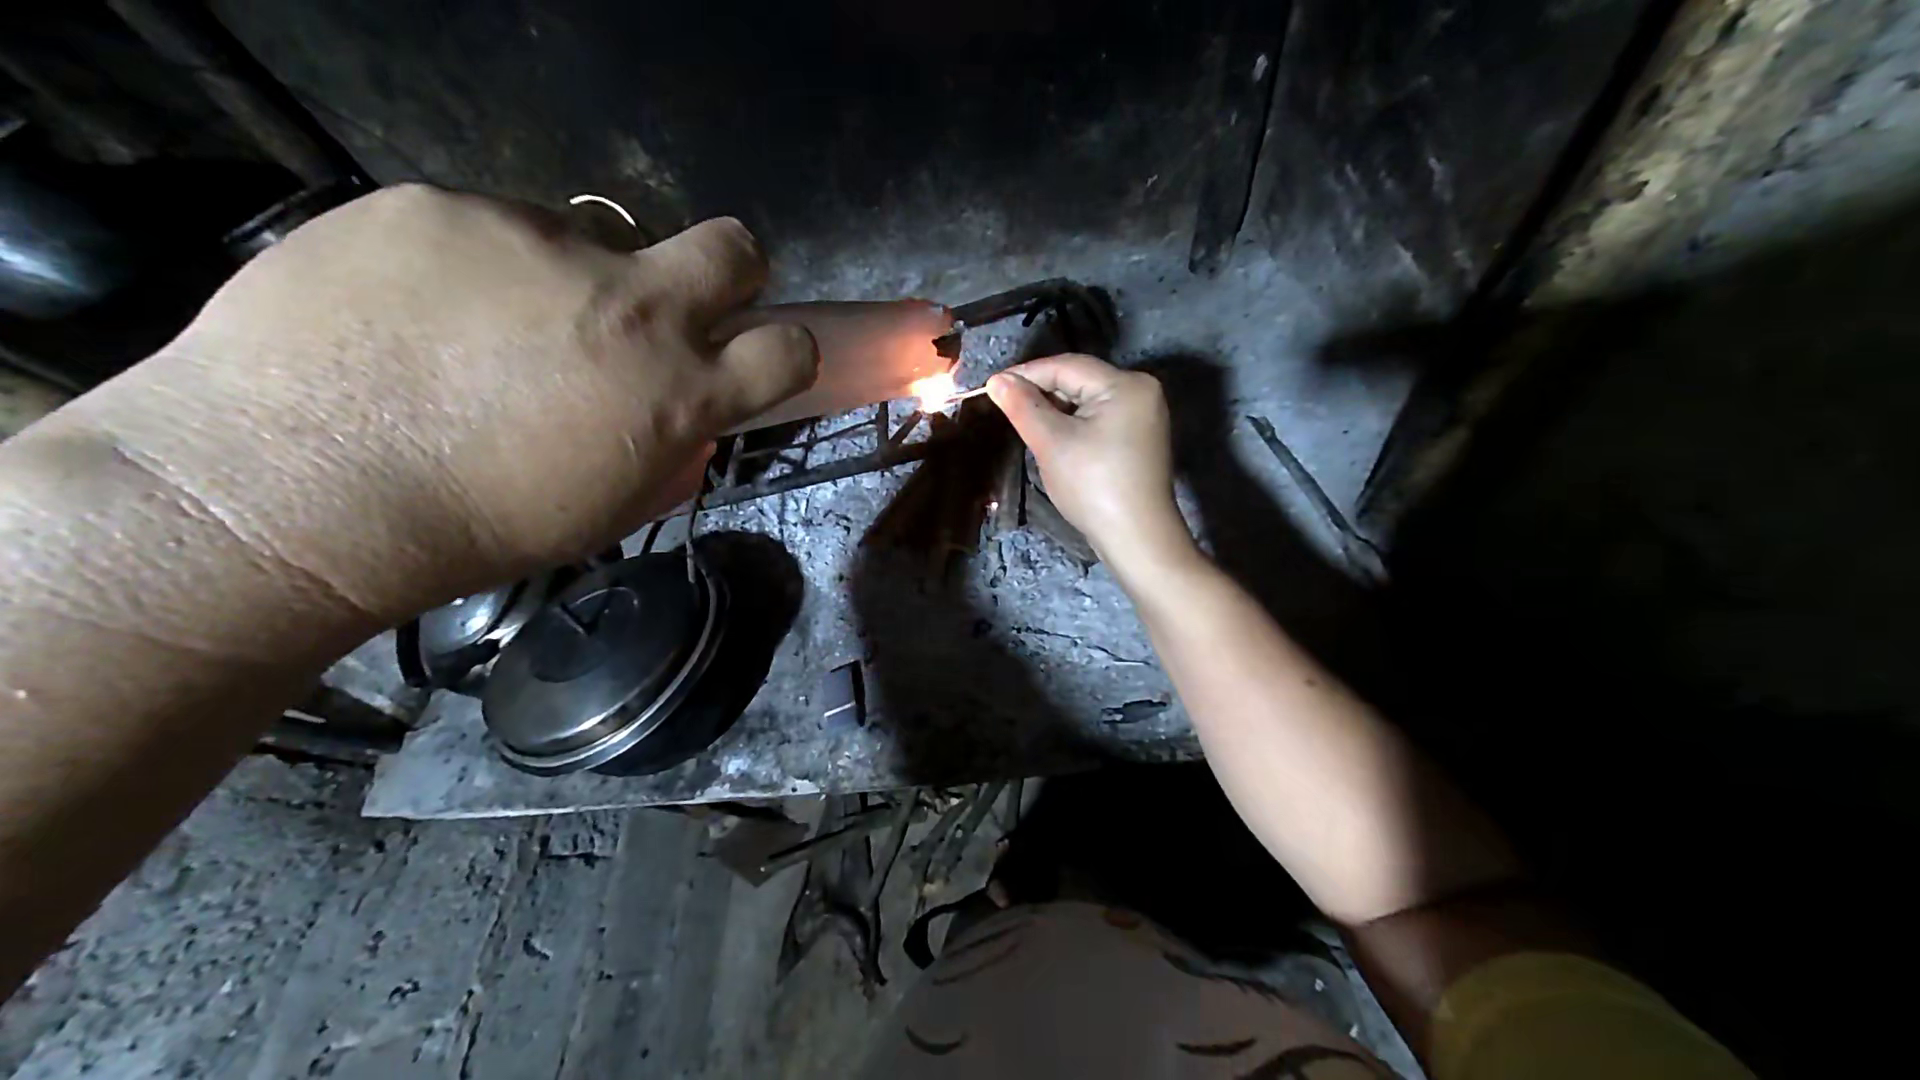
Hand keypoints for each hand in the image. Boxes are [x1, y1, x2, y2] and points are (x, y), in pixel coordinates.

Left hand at [53, 185, 817, 619]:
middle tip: (672, 303)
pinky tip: (419, 310)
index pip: (788, 348)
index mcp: (678, 388)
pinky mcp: (442, 205)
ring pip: (595, 236)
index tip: (756, 355)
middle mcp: (632, 303)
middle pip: (732, 247)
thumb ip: (667, 440)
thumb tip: (680, 408)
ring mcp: (538, 242)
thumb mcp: (611, 504)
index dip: (785, 349)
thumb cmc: (480, 527)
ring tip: (495, 326)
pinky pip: (490, 225)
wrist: (299, 492)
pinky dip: (478, 264)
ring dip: (575, 277)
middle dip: (728, 272)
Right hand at [986, 354, 1195, 578]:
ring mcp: (1144, 415)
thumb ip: (1022, 406)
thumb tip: (996, 380)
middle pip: (1079, 381)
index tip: (991, 387)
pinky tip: (1053, 437)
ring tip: (1024, 422)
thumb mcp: (1051, 443)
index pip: (1066, 366)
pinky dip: (1073, 424)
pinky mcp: (1139, 438)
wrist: (1136, 538)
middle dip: (1041, 392)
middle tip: (1004, 407)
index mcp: (1125, 384)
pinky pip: (1099, 418)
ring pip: (1087, 400)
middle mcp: (1141, 390)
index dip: (1025, 373)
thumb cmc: (1093, 486)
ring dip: (1055, 409)